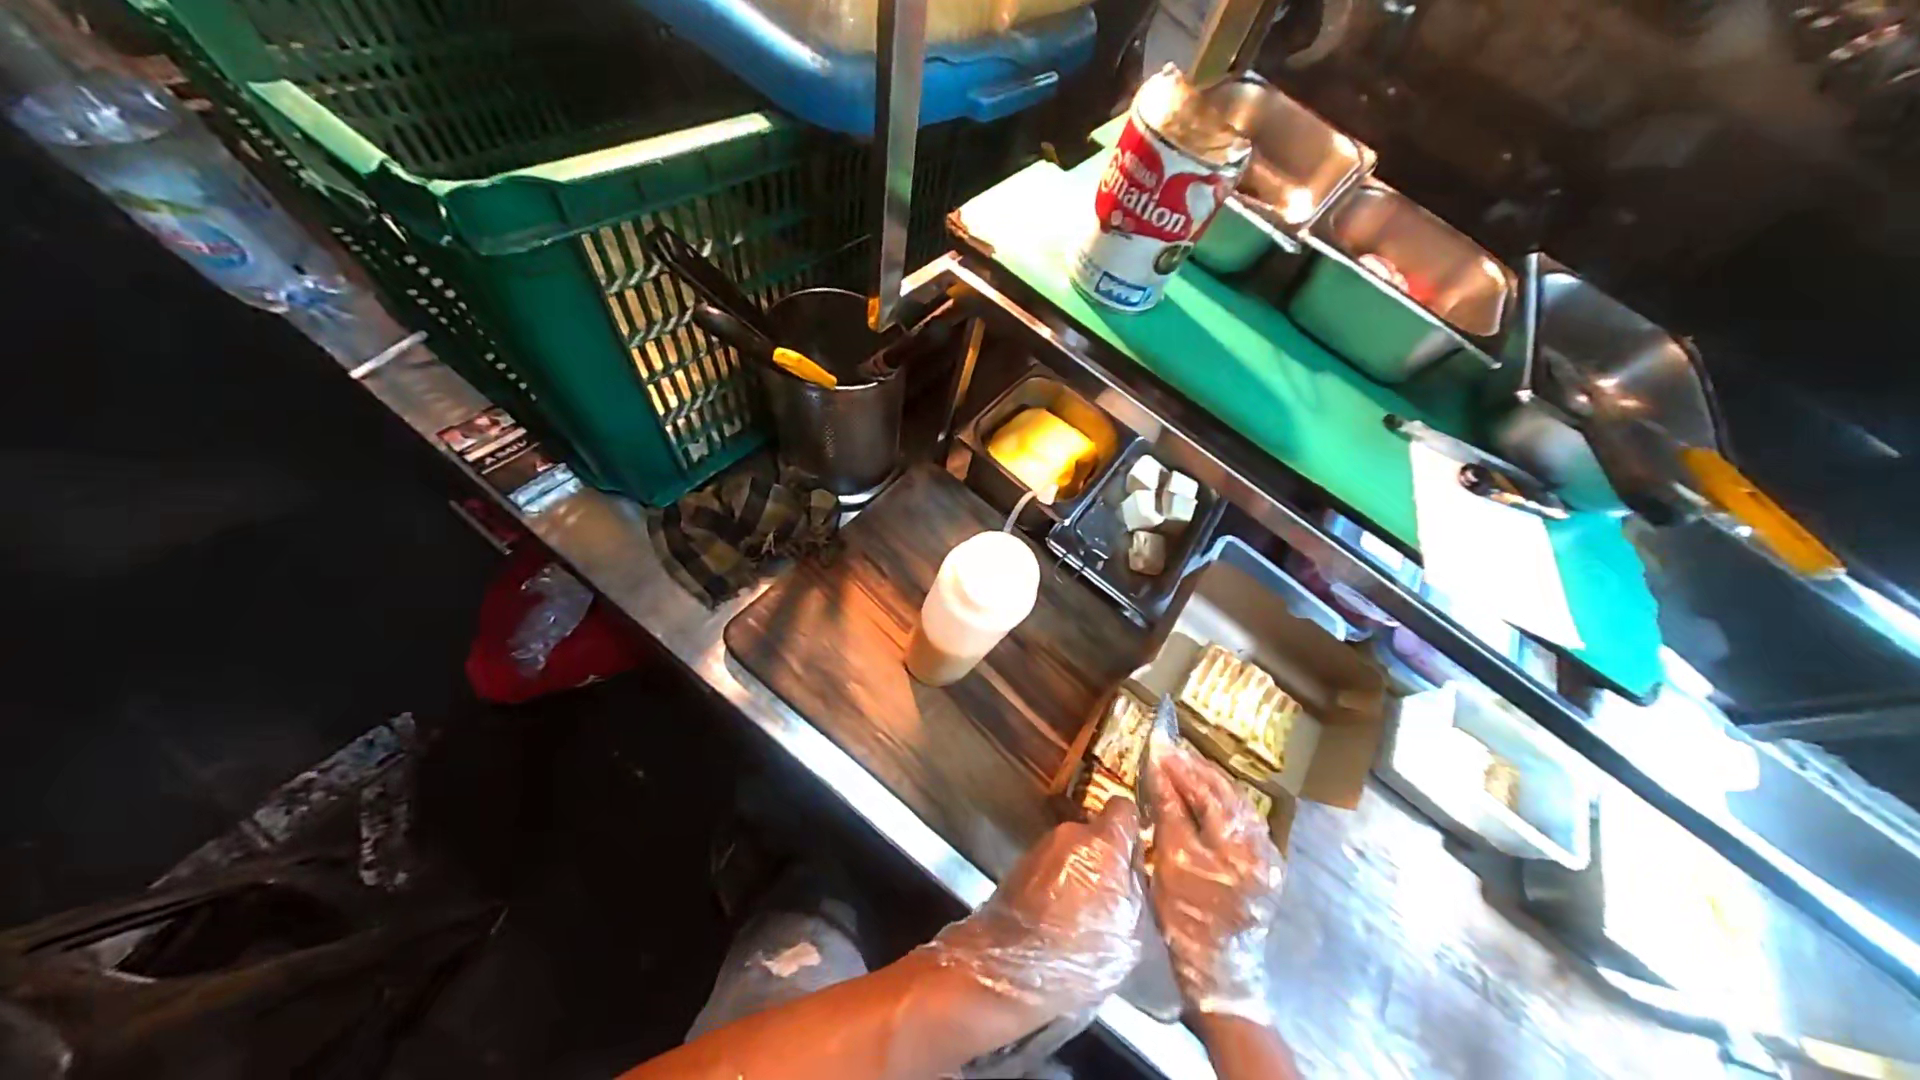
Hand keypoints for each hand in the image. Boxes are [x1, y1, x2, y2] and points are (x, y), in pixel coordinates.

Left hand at [921, 799, 1145, 1019]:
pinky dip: (1060, 882)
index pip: (1123, 809)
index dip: (1132, 827)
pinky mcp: (1021, 864)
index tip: (1136, 849)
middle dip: (1106, 858)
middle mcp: (1070, 835)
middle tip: (1114, 894)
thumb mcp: (1129, 928)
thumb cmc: (1078, 953)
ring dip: (1082, 872)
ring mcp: (1042, 847)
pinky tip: (1060, 916)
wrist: (1010, 968)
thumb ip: (1136, 887)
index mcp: (1102, 844)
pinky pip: (1052, 865)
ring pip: (1074, 851)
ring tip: (1085, 913)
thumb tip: (1136, 870)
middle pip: (1096, 833)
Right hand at [1145, 734, 1284, 1023]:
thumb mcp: (1171, 862)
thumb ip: (1169, 812)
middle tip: (1169, 747)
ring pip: (1237, 804)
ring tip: (1183, 762)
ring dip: (1208, 781)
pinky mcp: (1263, 867)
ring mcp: (1266, 857)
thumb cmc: (1187, 920)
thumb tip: (1160, 769)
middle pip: (1227, 793)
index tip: (1158, 744)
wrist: (1217, 975)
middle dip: (1196, 768)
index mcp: (1239, 846)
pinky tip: (1204, 792)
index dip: (1180, 767)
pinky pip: (1241, 821)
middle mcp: (1261, 846)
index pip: (1207, 791)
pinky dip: (1219, 801)